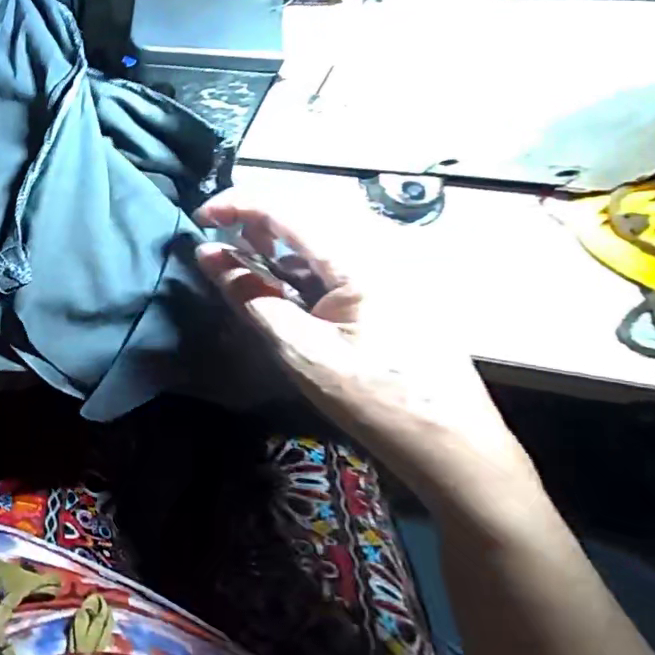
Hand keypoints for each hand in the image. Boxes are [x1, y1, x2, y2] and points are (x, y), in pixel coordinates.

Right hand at [194, 188, 543, 521]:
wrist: (454, 449)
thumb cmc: (377, 400)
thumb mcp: (303, 352)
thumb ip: (253, 299)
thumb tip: (209, 254)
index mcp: (355, 261)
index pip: (287, 211)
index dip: (238, 206)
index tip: (200, 219)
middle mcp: (371, 259)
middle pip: (302, 225)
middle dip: (254, 230)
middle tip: (217, 252)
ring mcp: (381, 281)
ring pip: (315, 253)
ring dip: (274, 259)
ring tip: (242, 278)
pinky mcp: (383, 304)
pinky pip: (330, 277)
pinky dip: (296, 283)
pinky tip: (281, 303)